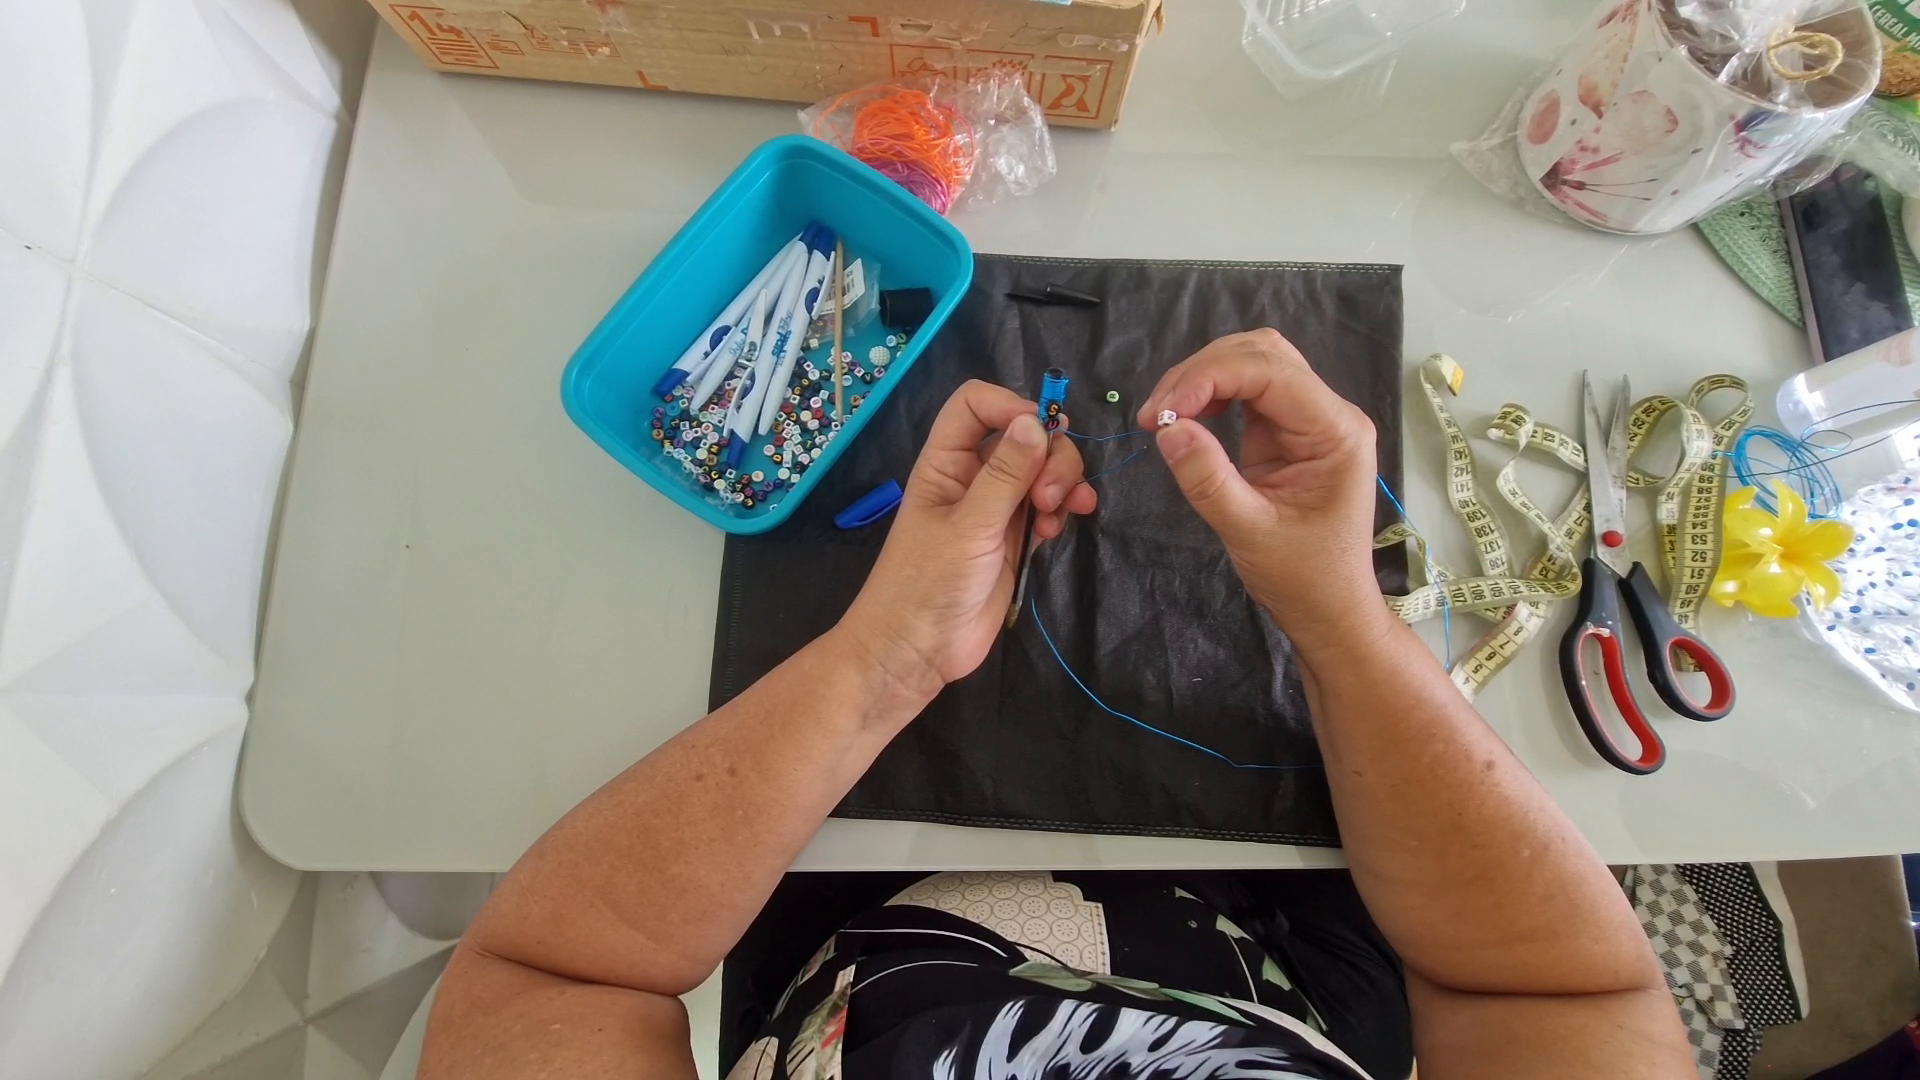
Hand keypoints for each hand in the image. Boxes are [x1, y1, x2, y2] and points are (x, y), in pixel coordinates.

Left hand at [840, 380, 1098, 702]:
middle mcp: (972, 476)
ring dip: (1061, 482)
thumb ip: (1005, 475)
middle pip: (1022, 434)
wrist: (918, 650)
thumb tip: (1036, 421)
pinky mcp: (1013, 537)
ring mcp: (995, 507)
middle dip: (1048, 456)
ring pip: (1041, 469)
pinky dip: (1061, 509)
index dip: (1011, 406)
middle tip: (1049, 496)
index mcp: (946, 462)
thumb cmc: (929, 584)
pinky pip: (1046, 505)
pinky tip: (1058, 530)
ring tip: (1057, 516)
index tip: (1041, 432)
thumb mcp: (969, 527)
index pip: (976, 404)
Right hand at [1138, 329, 1385, 645]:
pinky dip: (1209, 395)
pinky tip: (1184, 417)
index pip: (1270, 373)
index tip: (1160, 414)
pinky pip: (1246, 392)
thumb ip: (1208, 479)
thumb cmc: (1300, 576)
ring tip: (1162, 415)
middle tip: (1154, 414)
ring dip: (1202, 378)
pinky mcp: (1285, 432)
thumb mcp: (1248, 531)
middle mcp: (1327, 414)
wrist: (1326, 607)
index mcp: (1334, 432)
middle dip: (1200, 372)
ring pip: (1253, 364)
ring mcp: (1307, 420)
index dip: (1208, 378)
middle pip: (1262, 354)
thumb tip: (1168, 430)